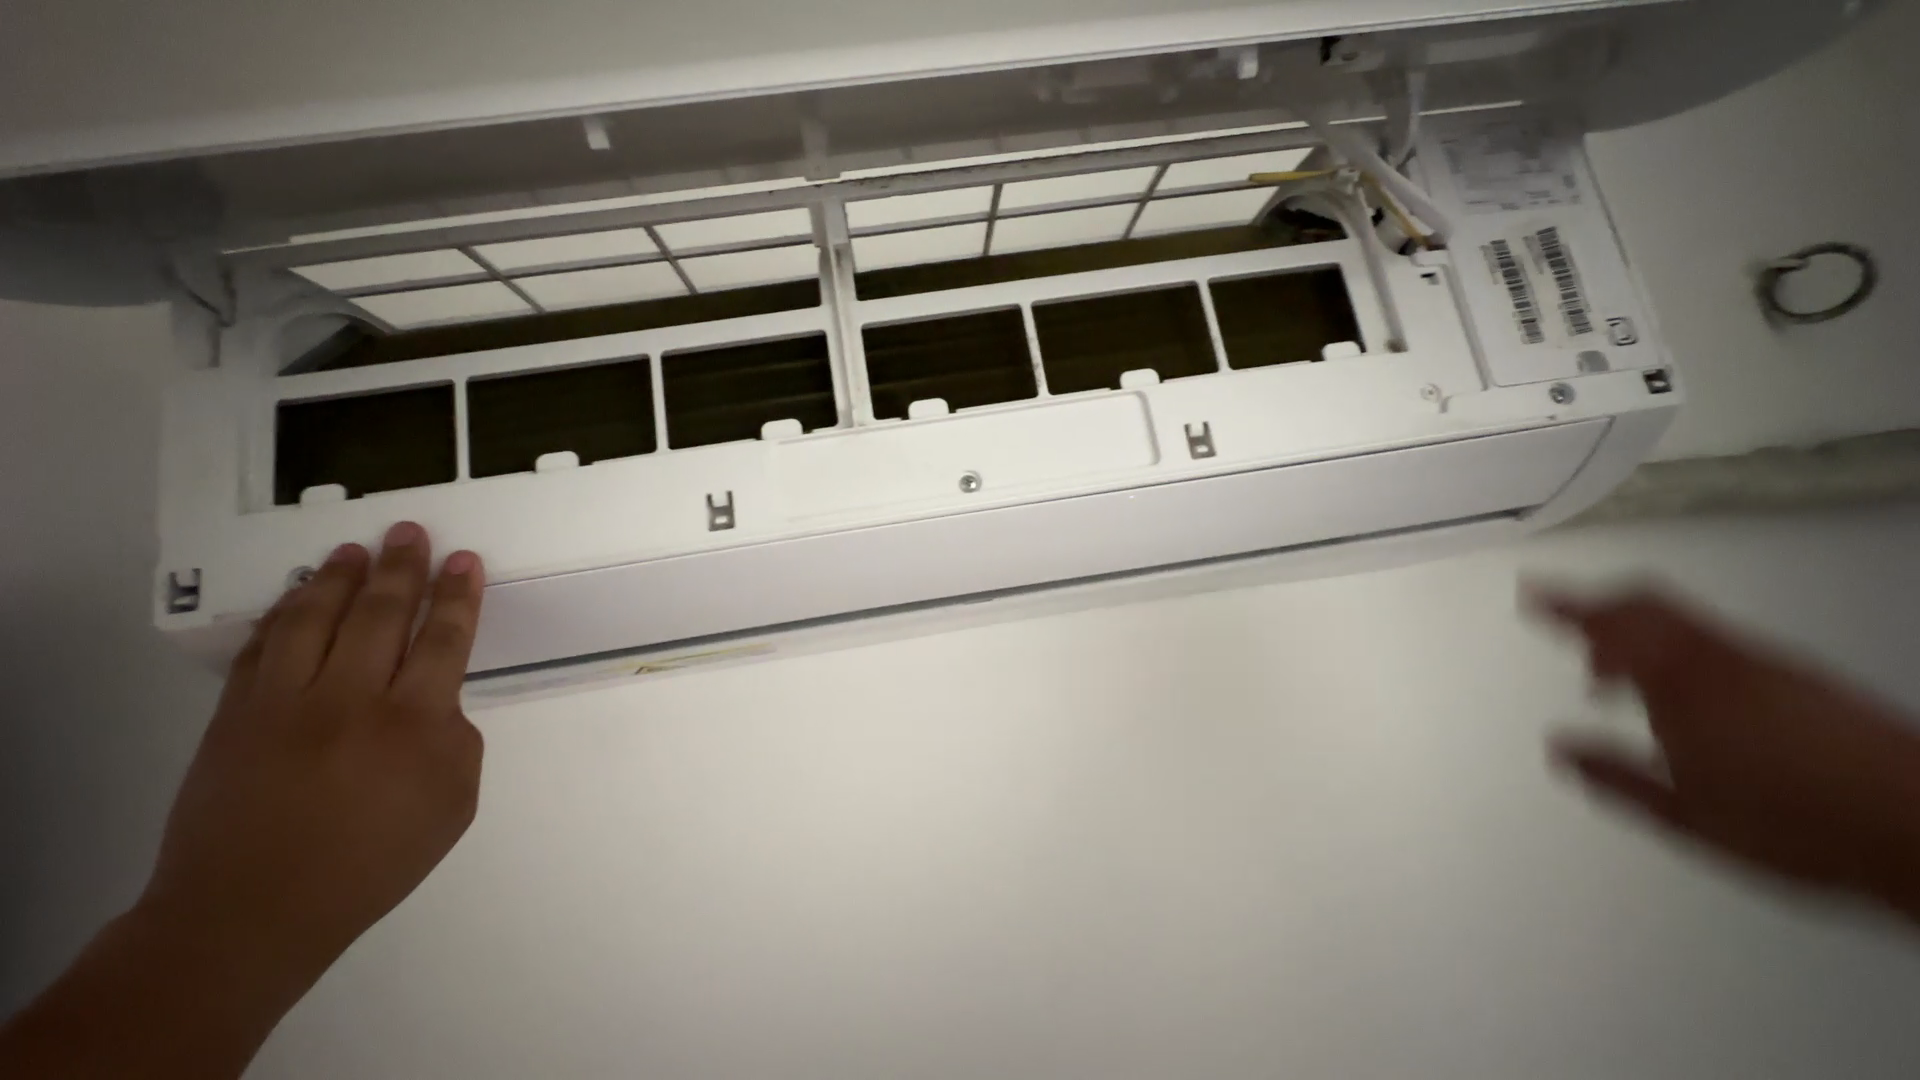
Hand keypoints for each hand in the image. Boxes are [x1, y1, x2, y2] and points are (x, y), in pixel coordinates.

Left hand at [139, 522, 486, 986]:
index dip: (457, 596)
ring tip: (356, 550)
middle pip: (382, 615)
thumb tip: (433, 703)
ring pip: (316, 619)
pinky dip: (283, 616)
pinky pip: (262, 649)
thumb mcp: (453, 805)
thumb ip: (453, 741)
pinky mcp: (236, 715)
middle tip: (411, 532)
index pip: (443, 640)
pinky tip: (298, 598)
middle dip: (402, 568)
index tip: (465, 560)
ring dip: (339, 578)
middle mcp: (351, 700)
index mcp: (414, 724)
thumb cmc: (372, 862)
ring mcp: (285, 703)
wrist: (253, 909)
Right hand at [1535, 587, 1919, 917]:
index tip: (1532, 593)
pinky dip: (1678, 648)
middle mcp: (1721, 660)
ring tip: (1617, 671)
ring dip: (1639, 633)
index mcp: (1679, 685)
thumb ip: (1614, 776)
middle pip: (1648, 604)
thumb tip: (1560, 749)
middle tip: (1570, 622)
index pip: (1609, 623)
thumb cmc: (1794, 825)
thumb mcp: (1683, 816)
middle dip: (1601, 607)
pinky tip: (1683, 691)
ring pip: (1684, 621)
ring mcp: (1767, 664)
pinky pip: (1719, 640)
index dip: (1564, 605)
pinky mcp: (1802, 677)